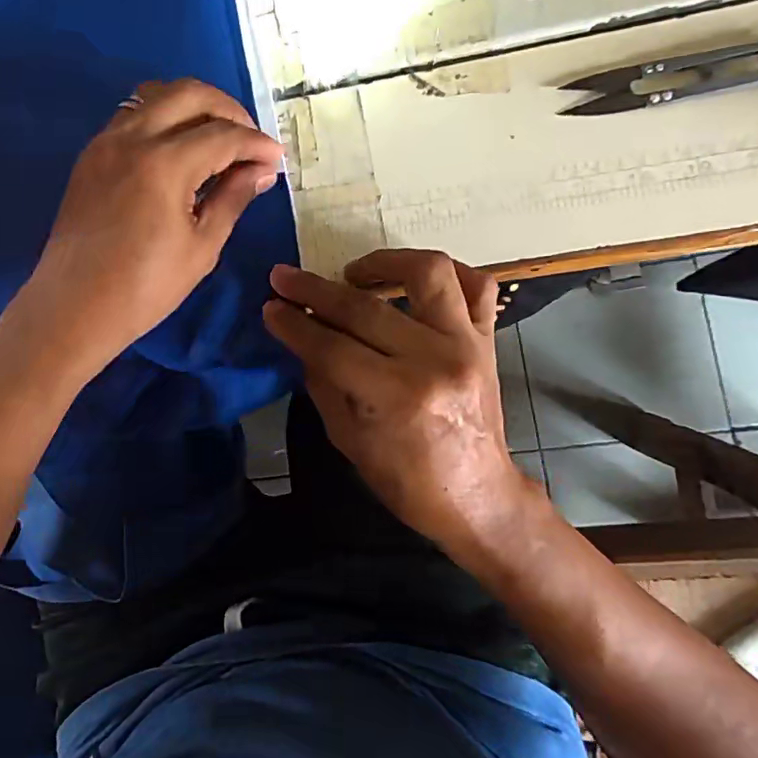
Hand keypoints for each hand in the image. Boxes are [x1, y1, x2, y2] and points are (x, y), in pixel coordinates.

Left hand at [5, 79, 283, 372]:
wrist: (73, 308)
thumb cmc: (144, 289)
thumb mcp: (201, 248)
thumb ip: (232, 199)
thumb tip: (261, 171)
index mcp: (164, 163)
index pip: (223, 135)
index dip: (256, 144)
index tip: (275, 159)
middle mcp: (132, 138)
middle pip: (189, 93)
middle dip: (228, 110)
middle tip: (249, 140)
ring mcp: (105, 142)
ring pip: (156, 96)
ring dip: (192, 107)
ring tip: (215, 140)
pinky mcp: (90, 156)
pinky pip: (132, 117)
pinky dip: (162, 120)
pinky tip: (178, 152)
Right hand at [261, 250, 550, 565]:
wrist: (475, 496)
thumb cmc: (405, 479)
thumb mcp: (347, 437)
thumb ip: (322, 380)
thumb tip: (301, 335)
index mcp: (396, 396)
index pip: (331, 346)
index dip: (294, 324)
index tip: (270, 306)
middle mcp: (434, 361)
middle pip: (365, 308)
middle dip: (315, 290)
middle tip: (286, 279)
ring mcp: (467, 345)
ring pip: (428, 273)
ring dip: (384, 262)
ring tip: (354, 272)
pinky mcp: (487, 340)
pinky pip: (477, 285)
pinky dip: (447, 272)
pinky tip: (414, 281)